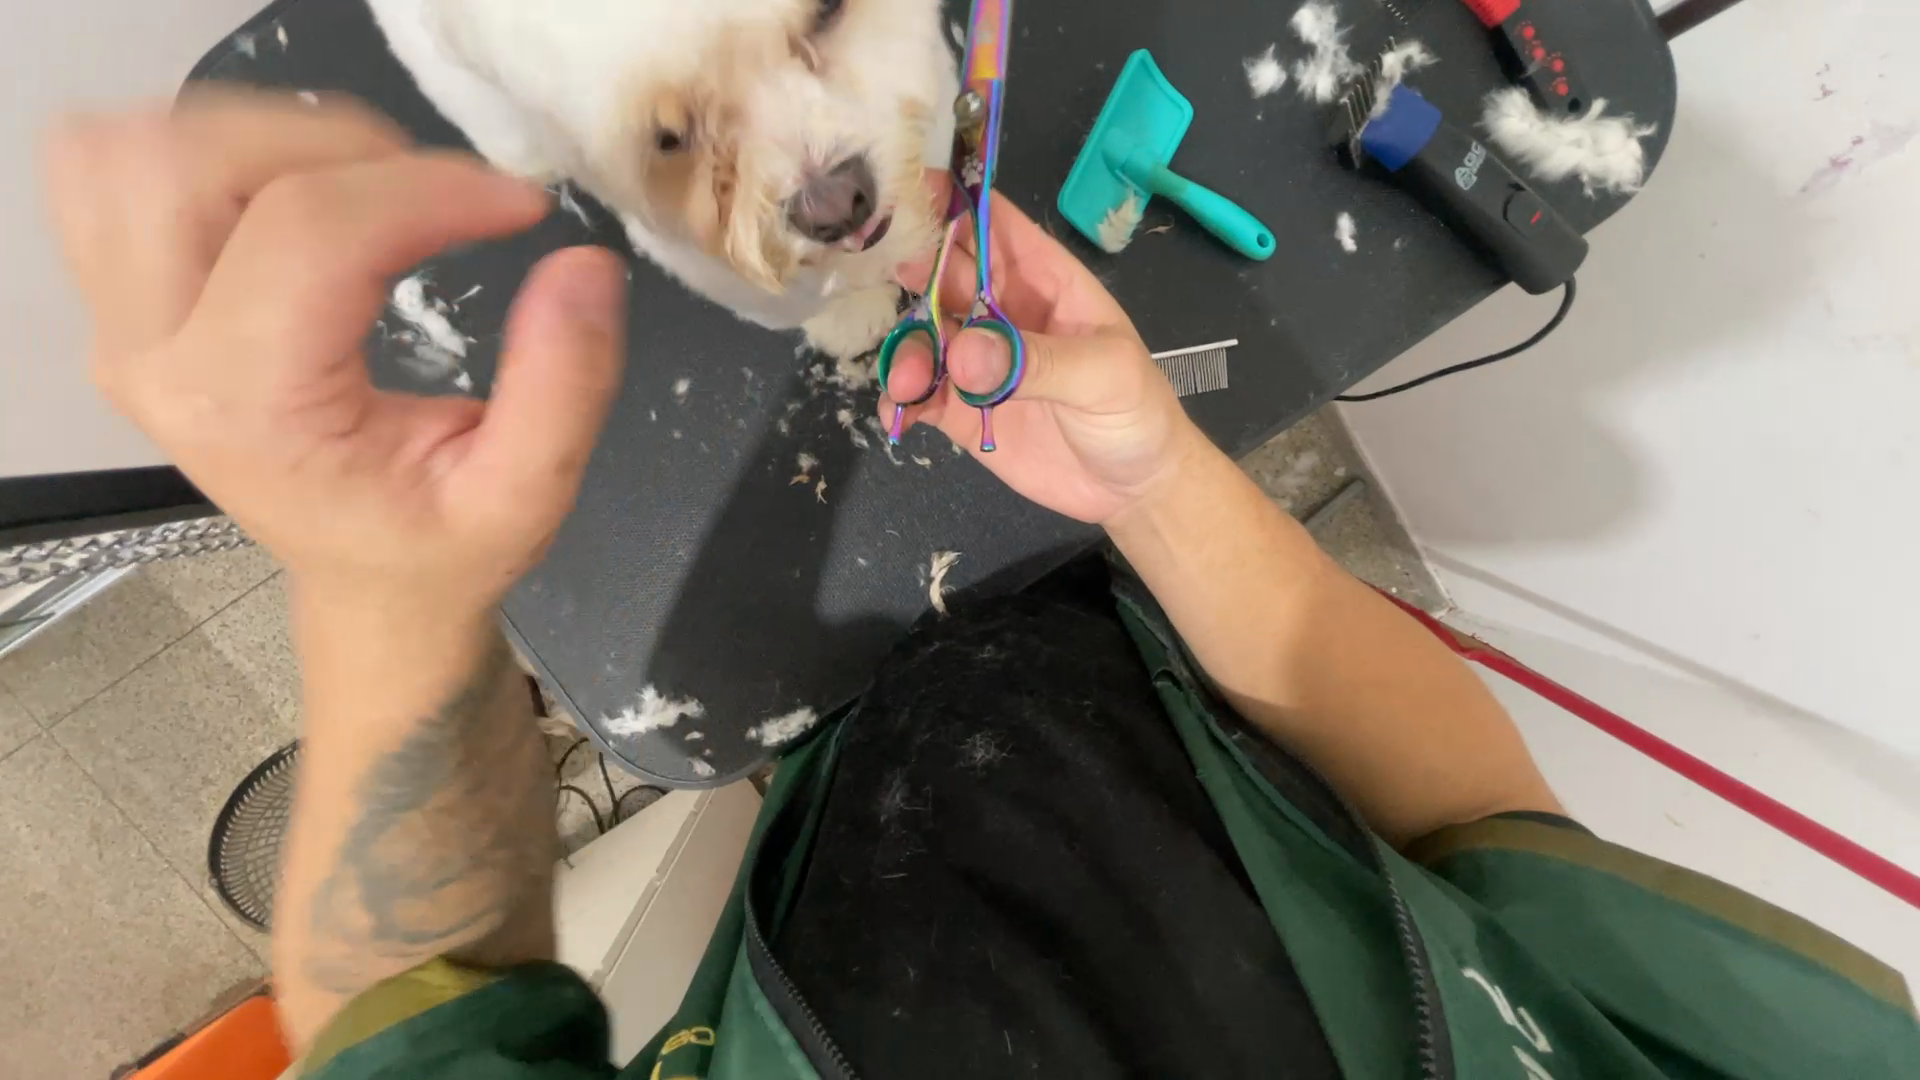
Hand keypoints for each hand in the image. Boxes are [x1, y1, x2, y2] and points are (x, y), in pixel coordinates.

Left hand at [43, 92, 626, 623]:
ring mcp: (123, 330)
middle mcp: (155, 357)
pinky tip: (313, 197)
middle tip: (448, 190)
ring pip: (130, 151)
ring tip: (386, 186)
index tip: (529, 205)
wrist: (378, 590)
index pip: (313, 234)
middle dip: (339, 148)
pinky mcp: (131, 314)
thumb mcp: (531, 491)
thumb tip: (585, 263)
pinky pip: (119, 178)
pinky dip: (218, 155)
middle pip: (189, 164)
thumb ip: (567, 385)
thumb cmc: (450, 553)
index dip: (433, 193)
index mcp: (254, 406)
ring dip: (269, 140)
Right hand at [882, 186, 1207, 524]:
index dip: (951, 204)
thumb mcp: (1104, 375)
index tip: (905, 196)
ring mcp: (979, 365)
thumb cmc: (1135, 414)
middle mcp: (1003, 314)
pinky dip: (902, 400)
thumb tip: (964, 353)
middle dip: (915, 276)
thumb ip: (1037, 360)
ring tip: (907, 383)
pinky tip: (900, 412)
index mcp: (1044, 281)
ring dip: (907, 352)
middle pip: (944, 275)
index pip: (992, 225)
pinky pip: (921, 395)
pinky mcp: (963, 412)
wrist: (1131, 488)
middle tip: (897, 290)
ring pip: (924, 338)